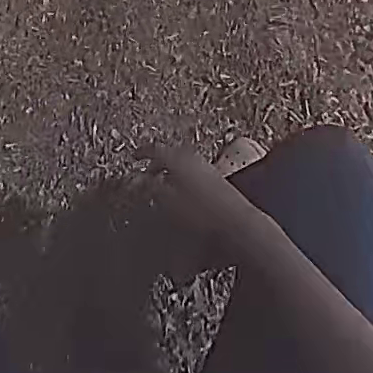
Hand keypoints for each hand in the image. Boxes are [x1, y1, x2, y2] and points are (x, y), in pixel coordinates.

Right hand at [139, 142, 266, 257]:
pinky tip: (181, 192)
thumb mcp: (171, 203)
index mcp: (180, 161)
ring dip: (170, 169)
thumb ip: (152, 189)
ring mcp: (207, 167)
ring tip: (162, 184)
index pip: (156, 149)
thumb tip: (137, 179)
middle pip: (170, 154)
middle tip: (146, 173)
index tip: (133, 157)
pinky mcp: (217, 178)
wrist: (238, 223)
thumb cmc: (203, 214)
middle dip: (156, 162)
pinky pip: (193, 169)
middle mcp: (193, 159)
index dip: (143, 152)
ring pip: (182, 162)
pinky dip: (182, 175)